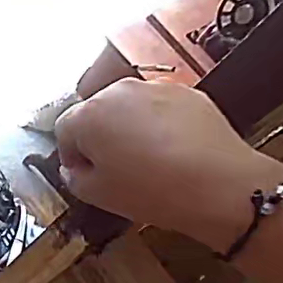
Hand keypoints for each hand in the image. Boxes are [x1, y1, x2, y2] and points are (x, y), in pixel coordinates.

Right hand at [55, 77, 282, 250]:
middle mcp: (118, 92)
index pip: (63, 129)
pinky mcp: (187, 92)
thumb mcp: (95, 195)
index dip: (70, 154)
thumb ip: (72, 177)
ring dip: (127, 128)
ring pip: (127, 108)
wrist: (218, 185)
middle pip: (94, 112)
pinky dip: (157, 125)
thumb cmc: (149, 190)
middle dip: (98, 136)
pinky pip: (158, 107)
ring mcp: (155, 88)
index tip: (83, 174)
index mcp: (88, 115)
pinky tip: (169, 151)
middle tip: (112, 168)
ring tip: (144, 160)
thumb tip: (74, 167)